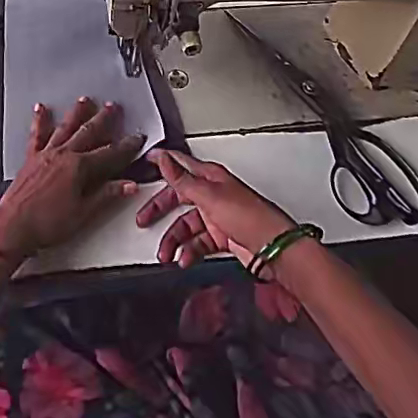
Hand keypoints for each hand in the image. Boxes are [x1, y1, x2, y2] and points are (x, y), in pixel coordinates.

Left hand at [0, 98, 146, 259]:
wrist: (12, 228)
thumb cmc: (45, 224)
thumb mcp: (83, 213)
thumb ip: (107, 195)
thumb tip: (127, 186)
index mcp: (79, 168)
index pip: (110, 153)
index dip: (126, 146)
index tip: (135, 139)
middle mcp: (63, 155)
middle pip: (89, 132)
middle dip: (104, 119)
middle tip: (113, 108)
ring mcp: (46, 154)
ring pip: (65, 127)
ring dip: (77, 113)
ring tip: (85, 101)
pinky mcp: (31, 159)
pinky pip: (36, 134)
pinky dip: (39, 121)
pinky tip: (40, 110)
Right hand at [136, 149, 297, 274]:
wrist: (272, 248)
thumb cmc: (249, 216)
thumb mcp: (209, 195)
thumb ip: (183, 179)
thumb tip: (164, 158)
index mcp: (210, 177)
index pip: (181, 164)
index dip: (164, 161)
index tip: (149, 158)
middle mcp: (213, 193)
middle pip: (179, 197)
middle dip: (160, 208)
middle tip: (144, 219)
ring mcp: (218, 215)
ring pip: (187, 224)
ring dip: (174, 239)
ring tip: (166, 253)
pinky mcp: (223, 236)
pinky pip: (199, 242)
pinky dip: (190, 251)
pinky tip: (185, 259)